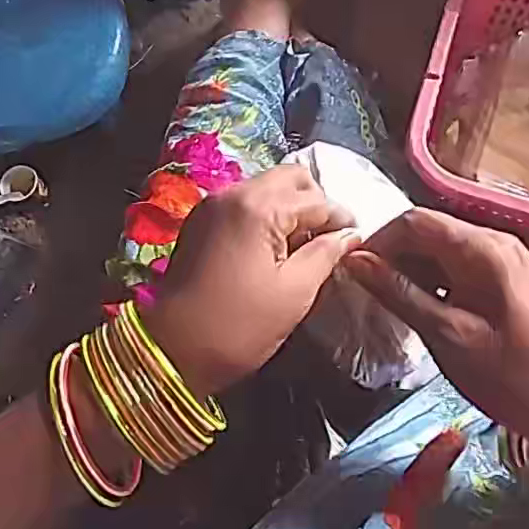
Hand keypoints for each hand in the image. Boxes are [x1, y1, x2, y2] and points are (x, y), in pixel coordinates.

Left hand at [142, 165, 360, 394]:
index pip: (315, 199)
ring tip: (302, 245)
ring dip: (289, 207)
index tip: (356, 239)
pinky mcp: (200, 221)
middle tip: (327, 238)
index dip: (341, 219)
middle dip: (315, 202)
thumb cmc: (239, 326)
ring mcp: (212, 205)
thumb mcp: (294, 293)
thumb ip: (325, 255)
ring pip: (265, 187)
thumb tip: (348, 235)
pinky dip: (265, 215)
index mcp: (258, 207)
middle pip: (289, 178)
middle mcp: (233, 193)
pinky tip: (274, 247)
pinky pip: (244, 203)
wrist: (172, 350)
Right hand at [341, 209, 528, 454]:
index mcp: (483, 249)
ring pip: (436, 245)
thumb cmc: (504, 374)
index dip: (378, 241)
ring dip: (407, 266)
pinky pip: (452, 261)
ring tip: (386, 298)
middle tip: (366, 288)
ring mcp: (499, 255)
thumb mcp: (444, 334)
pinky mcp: (499, 272)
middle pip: (426, 229)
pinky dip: (428, 276)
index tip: (352, 271)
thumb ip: (397, 292)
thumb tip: (354, 261)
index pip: (414, 221)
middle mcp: (493, 240)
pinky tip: (415, 301)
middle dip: (391, 254)